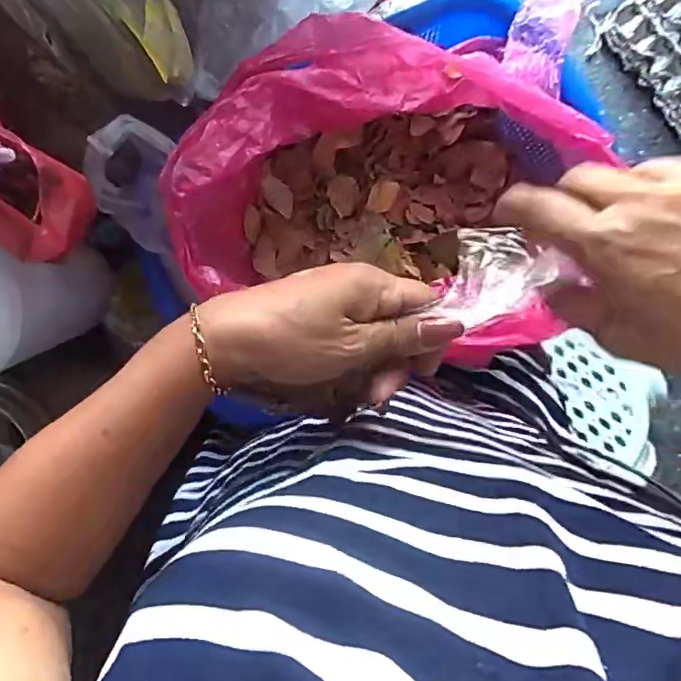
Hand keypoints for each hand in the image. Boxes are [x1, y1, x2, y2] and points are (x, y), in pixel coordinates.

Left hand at [195, 263, 464, 408]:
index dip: (432, 338)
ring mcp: (330, 298)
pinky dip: (348, 360)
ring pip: (372, 333)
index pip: (427, 302)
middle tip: (377, 396)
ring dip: (373, 367)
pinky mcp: (310, 313)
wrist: (223, 339)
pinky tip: (339, 384)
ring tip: (357, 397)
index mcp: (372, 283)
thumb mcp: (354, 346)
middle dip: (397, 361)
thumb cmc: (292, 342)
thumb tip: (457, 322)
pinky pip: (345, 335)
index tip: (420, 374)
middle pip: (399, 321)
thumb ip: (404, 335)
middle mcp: (355, 283)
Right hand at [495, 157, 680, 400]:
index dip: (516, 205)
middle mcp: (653, 199)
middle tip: (590, 224)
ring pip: (650, 169)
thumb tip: (554, 284)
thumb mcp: (631, 341)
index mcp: (611, 242)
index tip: (513, 212)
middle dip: (574, 198)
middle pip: (585, 175)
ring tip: (670, 225)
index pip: (538, 205)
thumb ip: (578, 305)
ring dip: (641, 194)